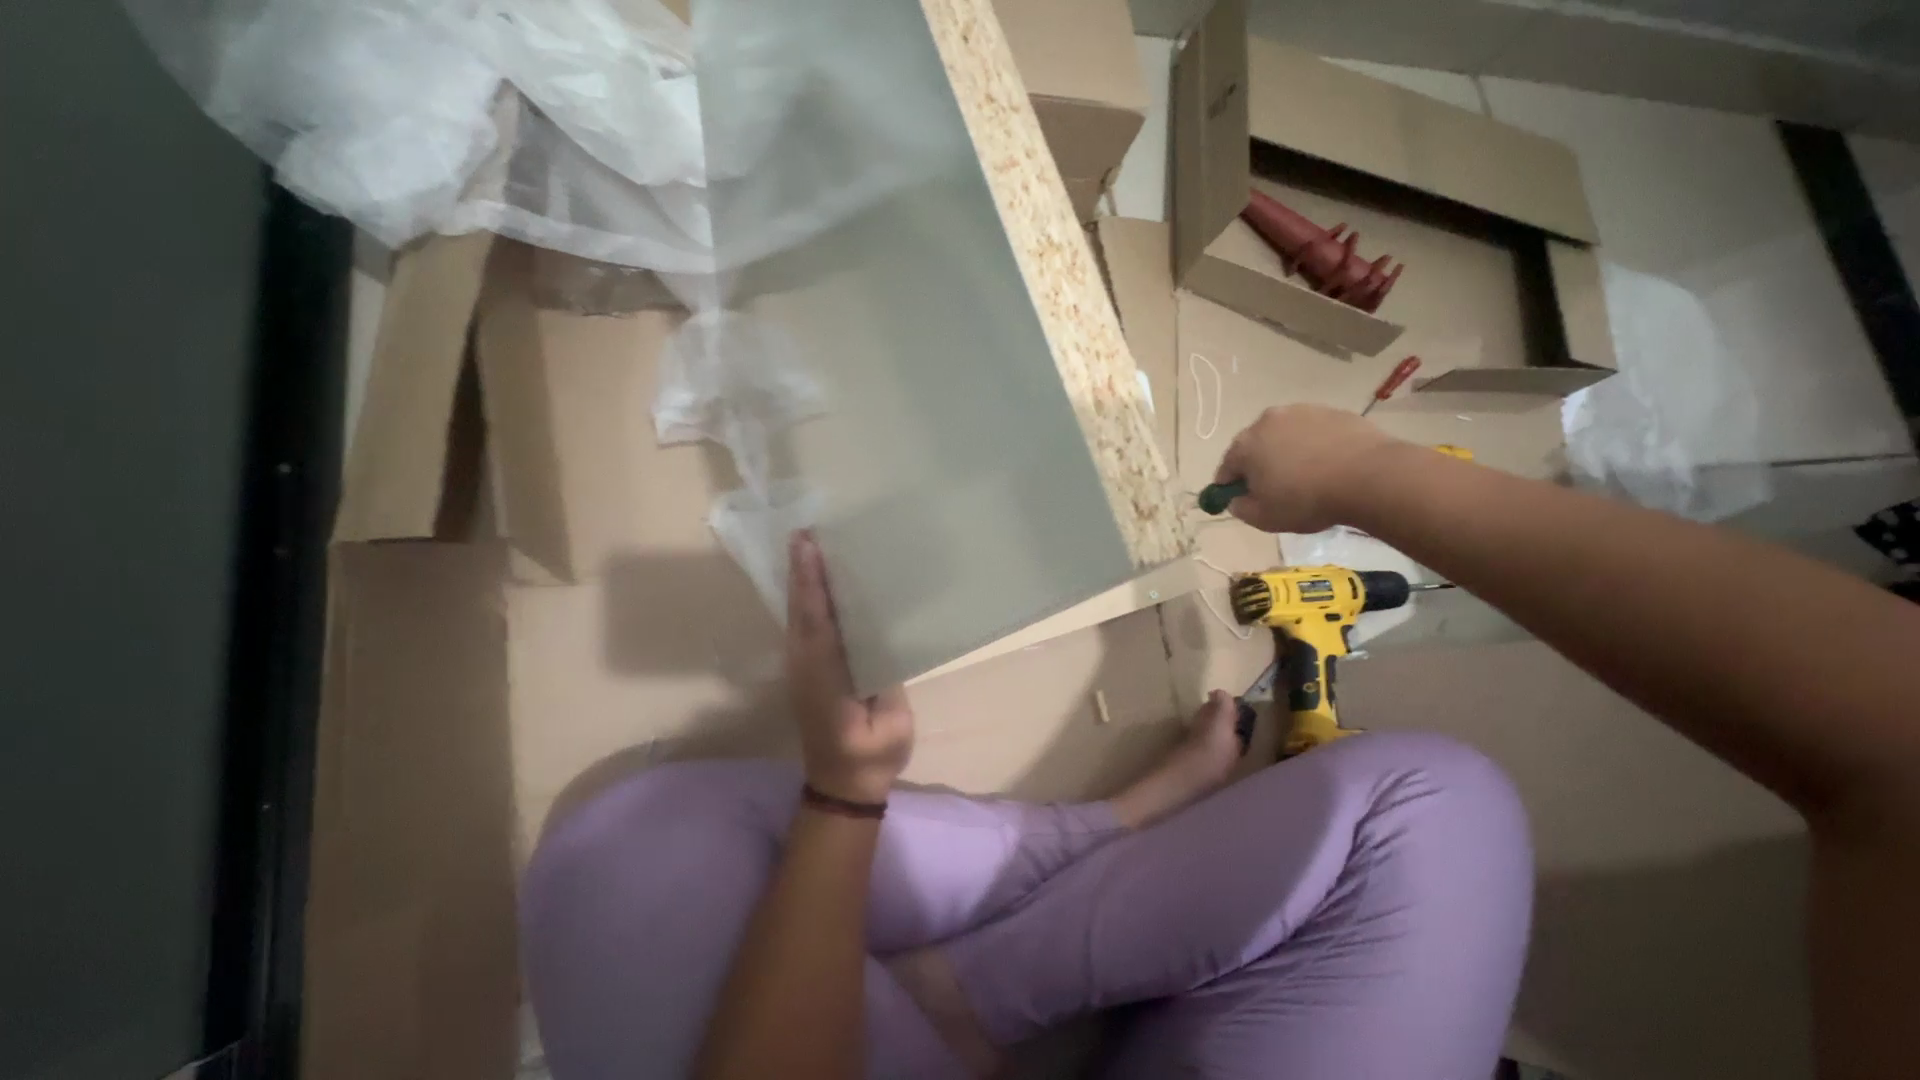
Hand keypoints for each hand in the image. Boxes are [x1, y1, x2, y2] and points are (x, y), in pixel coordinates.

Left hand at [784, 530, 914, 803]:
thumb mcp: (888, 723)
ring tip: (810, 545)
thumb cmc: (871, 755)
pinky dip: (807, 600)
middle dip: (802, 570)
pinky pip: (804, 628)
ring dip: (802, 581)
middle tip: (807, 530)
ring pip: (798, 617)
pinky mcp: (807, 671)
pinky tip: (819, 584)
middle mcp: (807, 665)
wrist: (843, 784)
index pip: (818, 620)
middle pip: (801, 610)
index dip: (813, 582)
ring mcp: (802, 668)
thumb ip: (883, 678)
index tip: (810, 545)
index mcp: (826, 676)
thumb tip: (880, 635)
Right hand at [1213, 405, 1400, 532]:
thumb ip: (1241, 508)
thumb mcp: (1264, 518)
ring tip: (1307, 476)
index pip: (1226, 467)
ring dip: (1288, 452)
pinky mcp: (1334, 412)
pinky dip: (1315, 446)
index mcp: (1245, 444)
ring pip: (1285, 436)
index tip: (1240, 500)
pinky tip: (1330, 465)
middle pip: (1255, 446)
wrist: (1368, 476)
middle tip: (1276, 489)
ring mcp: (1303, 411)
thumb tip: (1235, 500)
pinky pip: (1314, 432)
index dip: (1229, 486)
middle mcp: (1268, 420)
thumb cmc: (1306, 500)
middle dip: (1260, 465)